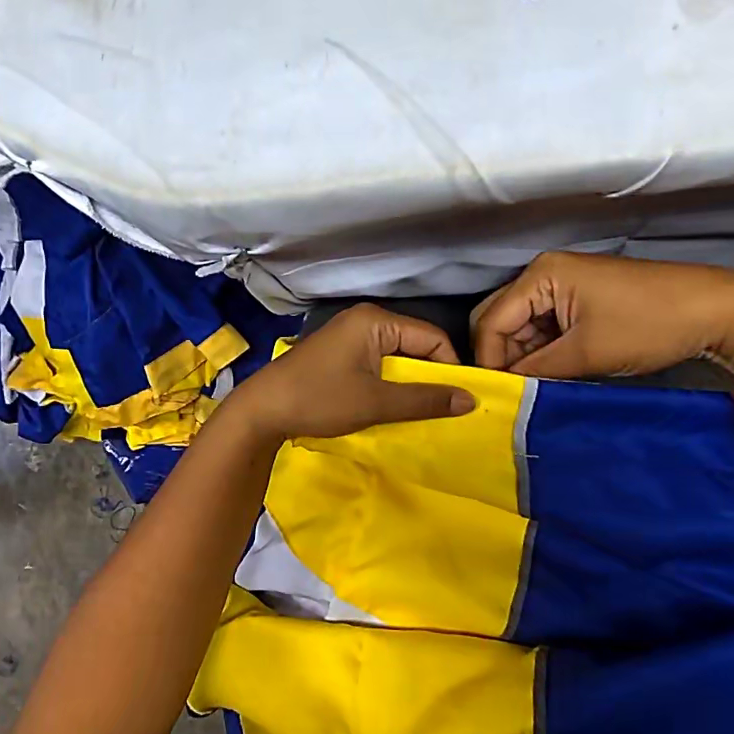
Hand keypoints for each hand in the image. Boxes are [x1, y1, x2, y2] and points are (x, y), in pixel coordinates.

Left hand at [219, 304, 475, 440]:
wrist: (262, 409)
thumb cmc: (319, 399)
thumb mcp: (376, 402)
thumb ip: (425, 400)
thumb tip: (471, 400)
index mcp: (375, 321)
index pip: (433, 337)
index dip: (450, 368)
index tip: (460, 401)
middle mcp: (365, 320)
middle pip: (415, 345)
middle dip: (430, 377)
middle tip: (444, 410)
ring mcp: (349, 336)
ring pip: (396, 357)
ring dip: (409, 384)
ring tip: (420, 413)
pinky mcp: (339, 353)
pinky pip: (377, 364)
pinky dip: (389, 384)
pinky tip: (392, 407)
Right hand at [471, 252, 733, 379]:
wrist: (717, 311)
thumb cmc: (649, 325)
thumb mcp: (587, 353)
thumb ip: (536, 370)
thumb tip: (504, 388)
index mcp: (541, 275)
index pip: (491, 320)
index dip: (488, 359)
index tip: (495, 395)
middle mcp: (543, 273)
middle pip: (499, 318)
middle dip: (501, 355)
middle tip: (512, 392)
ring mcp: (560, 284)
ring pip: (519, 324)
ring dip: (523, 355)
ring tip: (534, 386)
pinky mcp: (577, 297)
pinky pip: (542, 325)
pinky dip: (542, 350)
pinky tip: (552, 371)